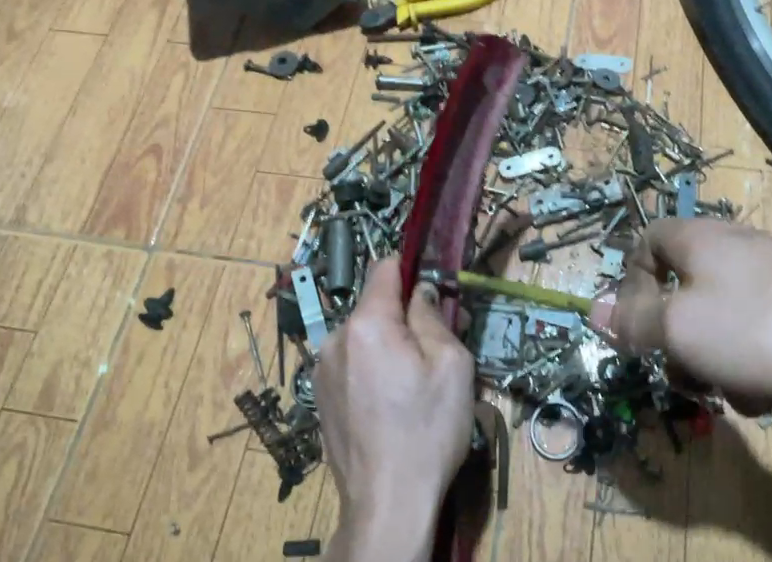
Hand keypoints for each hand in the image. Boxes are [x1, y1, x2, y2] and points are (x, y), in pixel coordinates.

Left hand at [316, 259, 473, 555]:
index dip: (413, 270)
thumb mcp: (451, 365)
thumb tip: (422, 291)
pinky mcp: (321, 398)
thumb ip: (433, 316)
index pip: (385, 268)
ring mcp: (322, 371)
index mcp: (367, 323)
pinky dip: (373, 370)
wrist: (387, 504)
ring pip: (365, 336)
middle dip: (406, 317)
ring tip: (415, 385)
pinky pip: (353, 364)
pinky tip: (392, 405)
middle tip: (437, 350)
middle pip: (376, 306)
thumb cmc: (427, 430)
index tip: (436, 289)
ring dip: (389, 346)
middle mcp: (335, 338)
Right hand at [602, 218, 771, 415]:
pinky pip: (763, 346)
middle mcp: (732, 252)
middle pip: (683, 299)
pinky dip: (768, 372)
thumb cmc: (757, 325)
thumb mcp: (679, 328)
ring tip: (752, 390)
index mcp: (696, 240)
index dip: (630, 286)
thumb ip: (633, 322)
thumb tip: (591, 309)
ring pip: (724, 332)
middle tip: (692, 378)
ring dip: (729, 372)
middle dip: (685, 349)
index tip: (634, 329)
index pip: (644, 244)